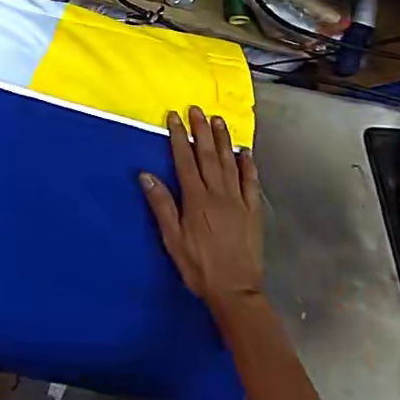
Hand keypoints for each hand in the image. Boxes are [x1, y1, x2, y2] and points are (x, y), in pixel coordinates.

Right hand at [140, 107, 264, 314]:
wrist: (236, 290)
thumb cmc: (199, 268)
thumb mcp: (172, 241)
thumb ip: (161, 206)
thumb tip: (146, 175)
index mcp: (196, 199)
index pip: (185, 160)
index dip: (179, 136)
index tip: (174, 117)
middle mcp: (218, 193)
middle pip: (207, 154)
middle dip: (200, 129)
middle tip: (196, 109)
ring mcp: (238, 198)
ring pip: (229, 161)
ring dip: (222, 139)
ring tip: (218, 119)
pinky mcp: (253, 208)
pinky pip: (250, 180)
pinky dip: (247, 163)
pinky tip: (244, 151)